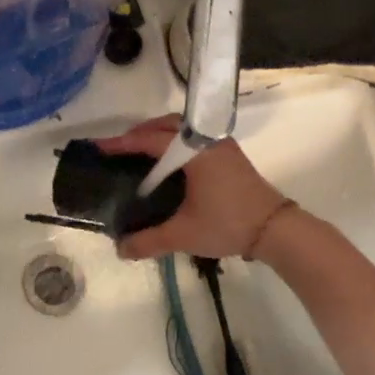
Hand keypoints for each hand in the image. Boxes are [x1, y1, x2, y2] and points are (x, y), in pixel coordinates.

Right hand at [94, 115, 292, 260]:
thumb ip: (148, 241)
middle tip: (119, 149)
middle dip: (141, 133)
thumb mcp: (182, 235)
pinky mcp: (230, 158)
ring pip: (183, 131)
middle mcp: (208, 141)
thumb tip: (120, 249)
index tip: (100, 147)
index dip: (122, 143)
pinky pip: (194, 140)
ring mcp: (222, 147)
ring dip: (159, 137)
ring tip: (139, 155)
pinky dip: (175, 145)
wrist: (274, 229)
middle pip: (168, 125)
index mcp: (194, 152)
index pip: (151, 140)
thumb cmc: (227, 224)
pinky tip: (166, 165)